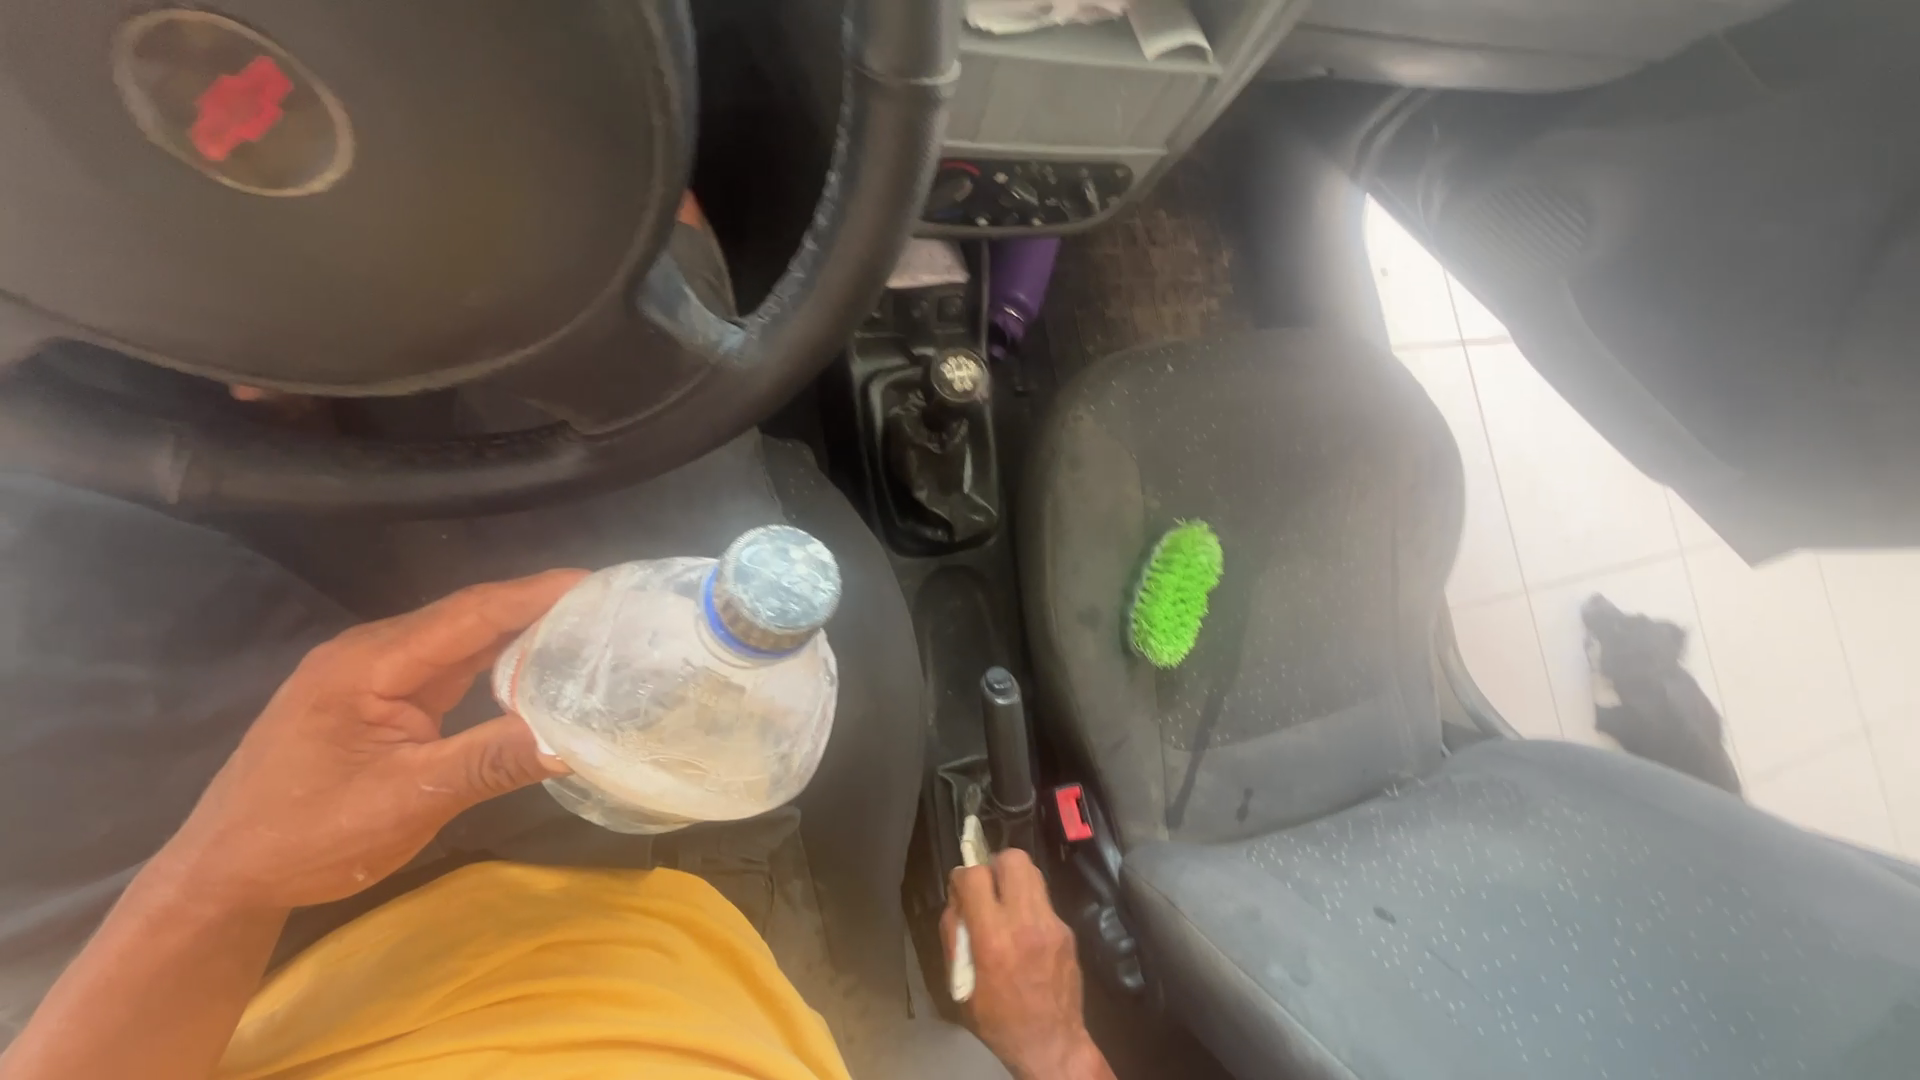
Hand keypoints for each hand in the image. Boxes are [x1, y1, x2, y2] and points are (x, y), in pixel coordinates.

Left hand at [153, 569, 588, 912]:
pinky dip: (503, 660)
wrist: (221, 879)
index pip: (472, 614)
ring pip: (467, 637)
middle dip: (542, 605)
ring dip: (527, 630)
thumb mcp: (407, 801)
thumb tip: (575, 740)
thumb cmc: (306, 837)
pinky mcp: (385, 695)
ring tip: (590, 629)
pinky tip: (541, 666)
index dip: (538, 594)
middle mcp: (374, 652)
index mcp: (370, 663)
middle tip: (610, 608)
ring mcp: (377, 673)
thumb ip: (492, 762)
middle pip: (473, 615)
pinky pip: (455, 664)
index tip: (599, 584)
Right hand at [943, 849, 1115, 1079]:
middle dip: (994, 865)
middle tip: (988, 887)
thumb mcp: (961, 984)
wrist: (1052, 1045)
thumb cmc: (998, 1020)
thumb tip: (957, 900)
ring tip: (1006, 903)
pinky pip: (1043, 900)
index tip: (960, 889)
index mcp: (992, 939)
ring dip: (1014, 879)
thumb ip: (954, 935)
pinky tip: (1025, 931)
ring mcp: (1051, 924)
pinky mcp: (1067, 930)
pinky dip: (1030, 905)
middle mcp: (1024, 923)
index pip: (974, 877)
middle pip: (1011, 859)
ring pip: (1032, 872)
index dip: (961, 876)